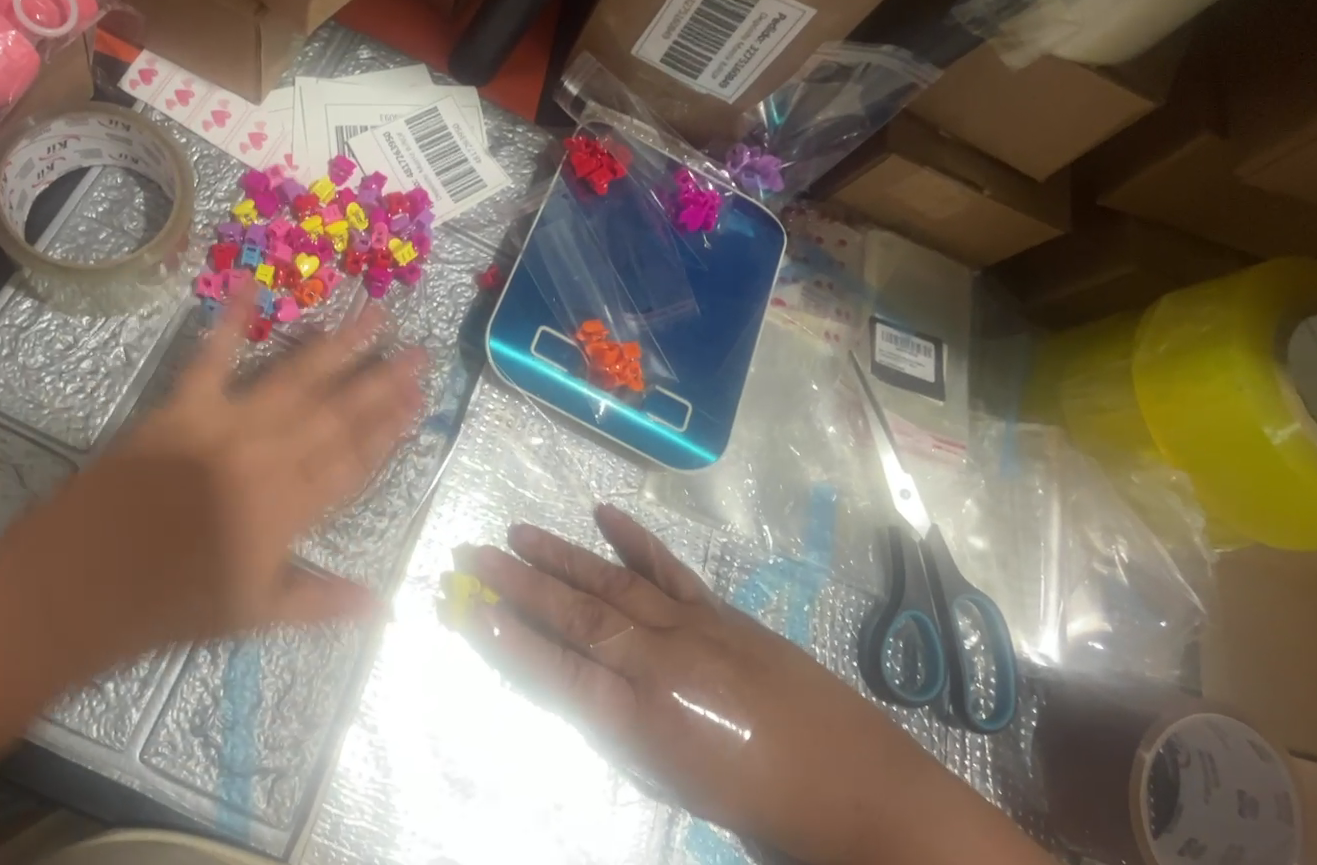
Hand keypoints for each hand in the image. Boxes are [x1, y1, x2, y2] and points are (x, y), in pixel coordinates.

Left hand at [21, 285, 426, 658]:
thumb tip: (384, 606)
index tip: (421, 400)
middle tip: (420, 352)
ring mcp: (226, 425)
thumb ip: (321, 601)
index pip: (355, 460)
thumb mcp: (255, 613)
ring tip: (375, 316)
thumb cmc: (172, 605)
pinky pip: (212, 358)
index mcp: (292, 508)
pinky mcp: (182, 407)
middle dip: (382, 383)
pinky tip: (253, 285)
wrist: (83, 584)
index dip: (390, 430)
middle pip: (337, 413)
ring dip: (338, 347)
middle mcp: (270, 457)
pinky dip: (232, 321)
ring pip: (295, 380)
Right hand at [449, 505, 970, 864]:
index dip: (505, 639)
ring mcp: (694, 629)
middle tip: (471, 554)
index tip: (463, 607)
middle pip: (573, 614)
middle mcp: (660, 664)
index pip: (555, 669)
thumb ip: (609, 720)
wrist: (853, 789)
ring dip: (560, 556)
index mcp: (643, 719)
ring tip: (517, 532)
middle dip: (516, 585)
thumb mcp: (663, 776)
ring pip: (611, 583)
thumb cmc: (748, 801)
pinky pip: (670, 570)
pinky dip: (635, 539)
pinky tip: (605, 514)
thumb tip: (566, 675)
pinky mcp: (723, 613)